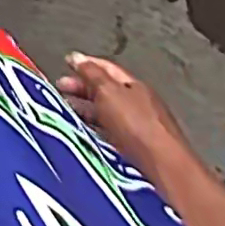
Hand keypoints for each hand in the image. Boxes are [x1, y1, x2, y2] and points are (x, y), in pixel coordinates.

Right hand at [57, 53, 193, 173]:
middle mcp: (139, 103)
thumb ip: (90, 73)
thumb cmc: (136, 124)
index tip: (66, 62)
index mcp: (134, 85)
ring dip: (86, 107)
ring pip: (107, 111)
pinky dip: (95, 126)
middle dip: (82, 87)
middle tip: (60, 87)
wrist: (164, 169)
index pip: (106, 68)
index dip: (85, 64)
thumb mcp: (107, 91)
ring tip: (66, 109)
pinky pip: (111, 130)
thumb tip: (76, 56)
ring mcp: (141, 127)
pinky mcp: (138, 148)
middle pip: (106, 89)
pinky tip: (84, 130)